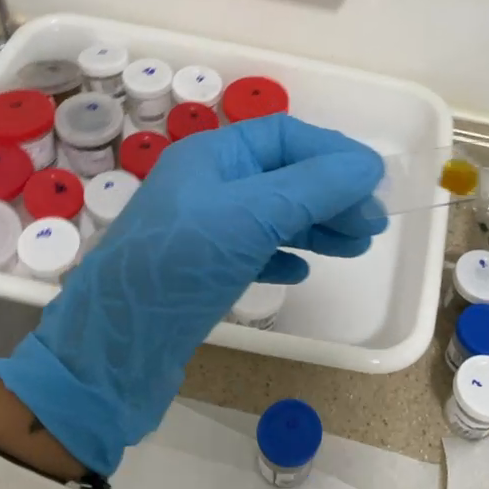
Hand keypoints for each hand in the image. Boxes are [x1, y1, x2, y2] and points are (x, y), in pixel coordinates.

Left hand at [0, 114, 386, 474]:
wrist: (113, 351)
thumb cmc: (179, 267)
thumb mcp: (252, 217)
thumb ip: (313, 187)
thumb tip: (368, 167)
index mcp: (211, 157)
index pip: (284, 136)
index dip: (333, 153)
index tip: (375, 181)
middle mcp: (205, 186)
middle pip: (283, 176)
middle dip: (331, 194)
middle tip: (373, 225)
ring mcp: (201, 231)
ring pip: (272, 215)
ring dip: (317, 226)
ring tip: (358, 247)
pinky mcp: (199, 273)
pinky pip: (252, 252)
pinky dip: (283, 255)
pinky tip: (302, 270)